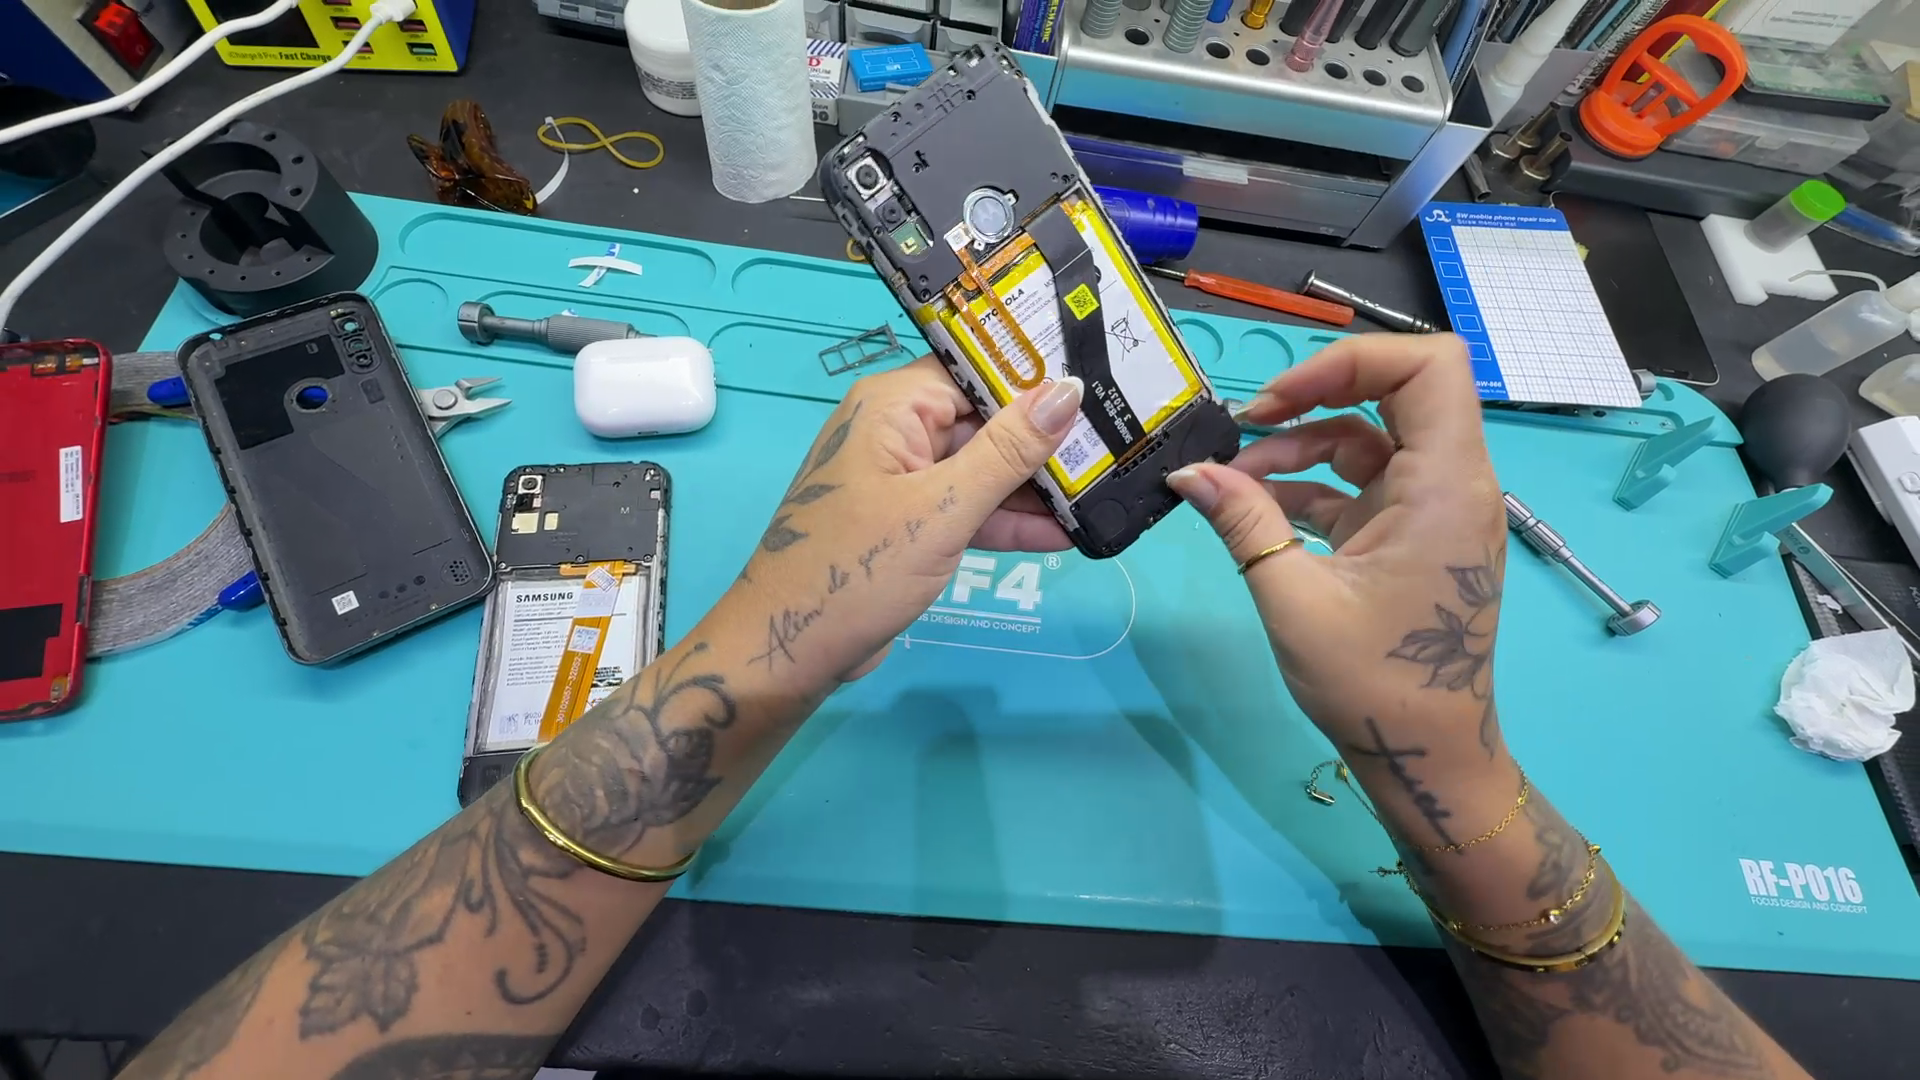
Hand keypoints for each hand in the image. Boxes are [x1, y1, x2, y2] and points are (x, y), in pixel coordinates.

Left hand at [727, 357, 1082, 683]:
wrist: (794, 651)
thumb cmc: (860, 568)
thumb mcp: (943, 507)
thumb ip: (1008, 451)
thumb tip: (1065, 390)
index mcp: (892, 406)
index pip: (974, 373)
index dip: (1034, 379)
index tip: (1097, 386)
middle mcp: (896, 432)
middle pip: (983, 423)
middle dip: (1043, 440)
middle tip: (1114, 445)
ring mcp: (903, 482)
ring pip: (979, 471)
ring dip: (1032, 489)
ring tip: (1101, 492)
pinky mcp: (910, 524)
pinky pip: (966, 509)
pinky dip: (1006, 522)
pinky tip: (1065, 533)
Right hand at [1167, 334, 1507, 758]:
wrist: (1423, 752)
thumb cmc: (1371, 680)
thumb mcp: (1292, 595)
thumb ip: (1242, 522)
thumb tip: (1185, 474)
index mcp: (1444, 486)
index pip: (1428, 367)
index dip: (1349, 361)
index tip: (1277, 398)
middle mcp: (1449, 484)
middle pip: (1395, 393)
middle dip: (1314, 396)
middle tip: (1249, 422)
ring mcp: (1427, 509)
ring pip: (1365, 439)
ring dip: (1297, 449)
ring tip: (1235, 482)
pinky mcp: (1405, 533)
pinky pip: (1355, 484)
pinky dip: (1304, 487)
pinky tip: (1256, 511)